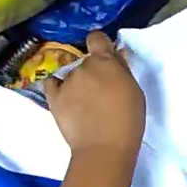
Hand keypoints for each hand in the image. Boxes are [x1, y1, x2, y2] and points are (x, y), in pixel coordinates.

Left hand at [45, 31, 145, 159]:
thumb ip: (123, 71)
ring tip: (84, 106)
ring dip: (76, 85)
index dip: (99, 45)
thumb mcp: (134, 91)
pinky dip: (57, 88)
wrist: (104, 148)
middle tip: (99, 94)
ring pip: (70, 76)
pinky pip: (51, 84)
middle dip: (91, 73)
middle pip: (85, 62)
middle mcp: (83, 67)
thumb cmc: (128, 121)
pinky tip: (65, 99)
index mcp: (105, 62)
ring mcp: (66, 82)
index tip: (103, 56)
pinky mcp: (53, 98)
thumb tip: (116, 56)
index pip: (96, 38)